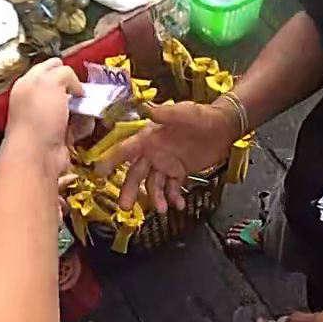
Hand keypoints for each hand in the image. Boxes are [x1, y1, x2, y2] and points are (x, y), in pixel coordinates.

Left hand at [3, 59, 83, 178]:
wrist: (39, 154)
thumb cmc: (40, 115)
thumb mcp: (51, 82)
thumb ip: (65, 74)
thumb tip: (76, 86)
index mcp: (28, 84)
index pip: (46, 68)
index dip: (61, 66)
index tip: (76, 69)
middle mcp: (35, 101)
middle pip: (60, 88)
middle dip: (75, 88)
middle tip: (86, 89)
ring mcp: (47, 120)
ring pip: (70, 108)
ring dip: (82, 108)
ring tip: (90, 107)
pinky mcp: (58, 137)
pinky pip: (75, 126)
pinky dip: (83, 125)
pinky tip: (87, 124)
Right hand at [99, 101, 239, 212]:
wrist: (224, 127)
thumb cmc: (202, 116)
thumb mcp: (185, 112)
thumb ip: (167, 114)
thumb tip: (148, 111)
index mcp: (150, 137)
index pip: (126, 150)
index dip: (111, 160)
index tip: (99, 174)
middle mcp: (154, 152)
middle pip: (136, 174)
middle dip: (129, 190)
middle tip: (125, 207)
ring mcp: (167, 163)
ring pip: (153, 185)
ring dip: (155, 198)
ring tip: (162, 209)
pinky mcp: (180, 171)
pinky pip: (172, 188)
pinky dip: (174, 197)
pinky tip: (179, 205)